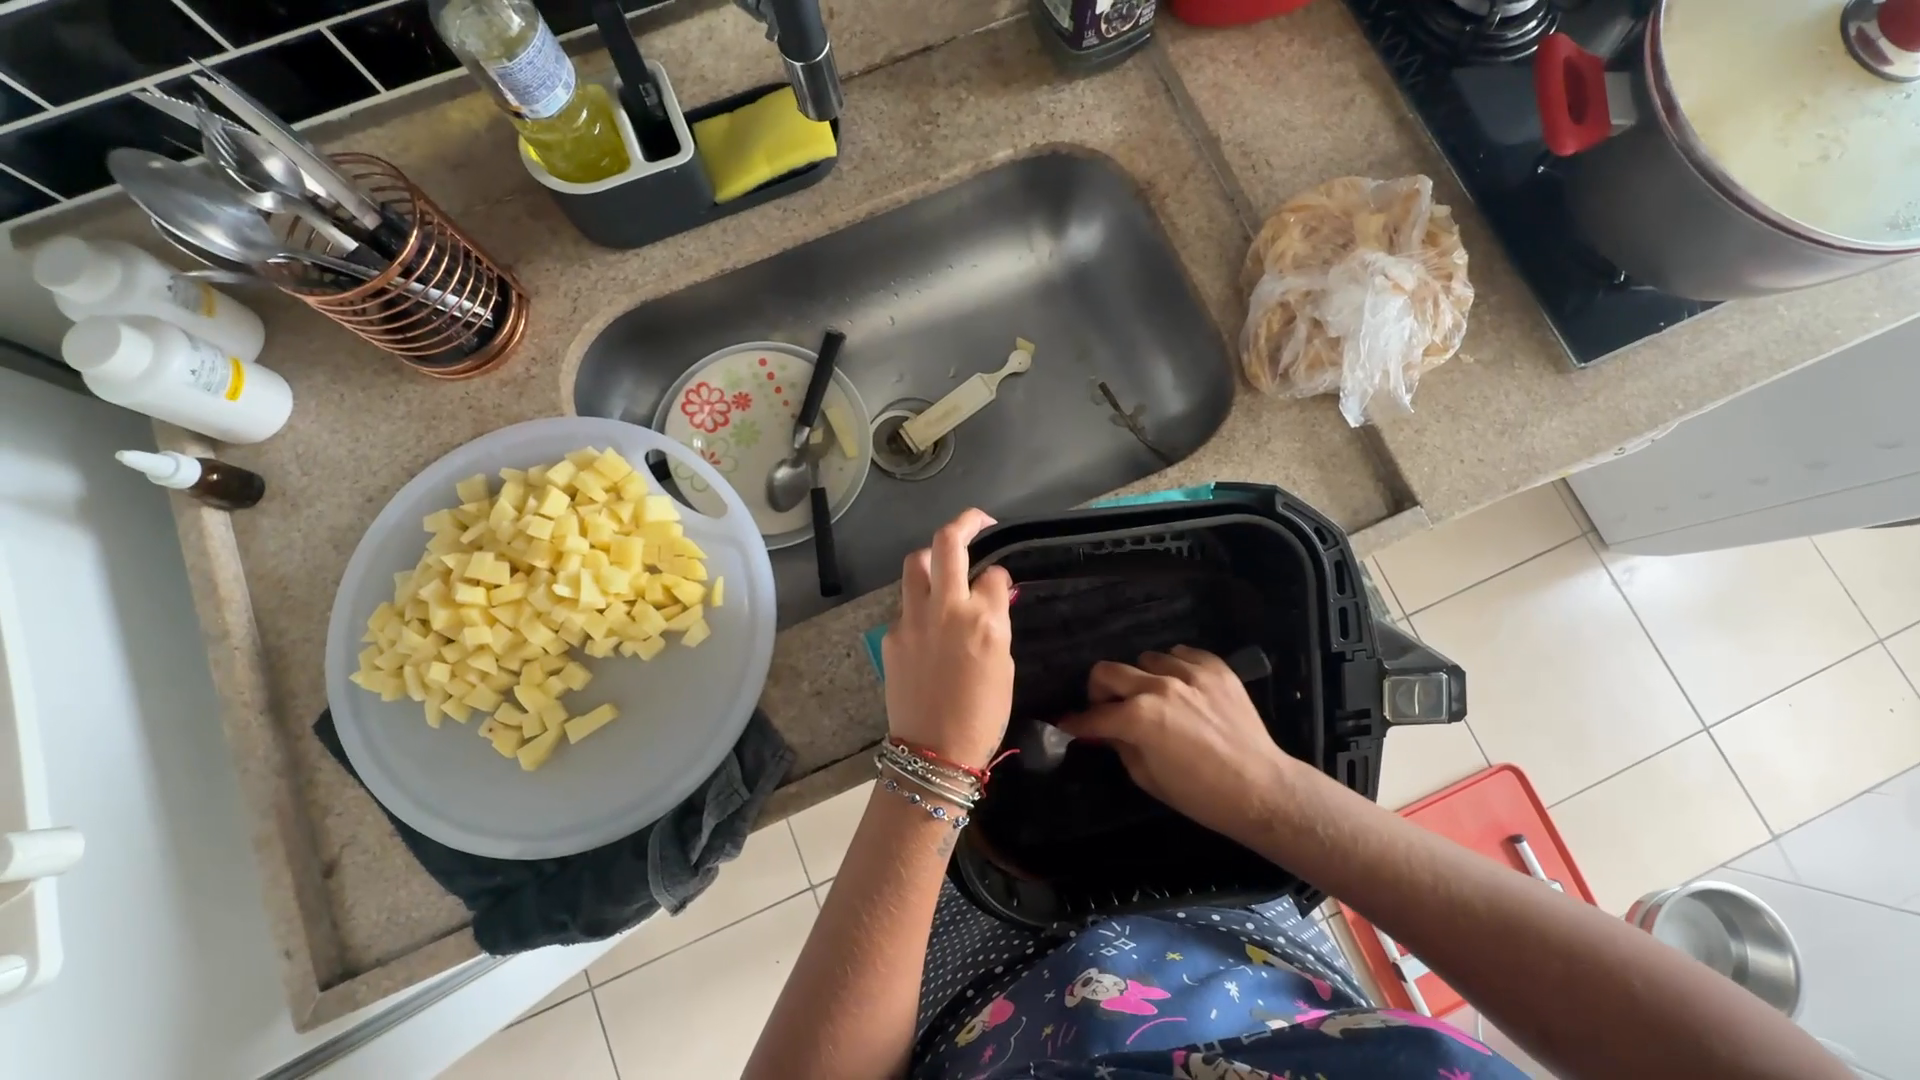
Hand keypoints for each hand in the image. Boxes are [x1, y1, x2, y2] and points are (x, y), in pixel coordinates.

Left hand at [881, 509, 1013, 770]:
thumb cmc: (983, 716)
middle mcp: (946, 608)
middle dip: (965, 522)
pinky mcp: (892, 634)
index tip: (1000, 584)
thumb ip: (997, 624)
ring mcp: (913, 619)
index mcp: (984, 619)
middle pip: (948, 543)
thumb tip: (995, 598)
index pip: (994, 574)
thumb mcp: (1005, 666)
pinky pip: (906, 605)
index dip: (1000, 576)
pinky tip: (929, 626)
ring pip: (917, 563)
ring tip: (945, 565)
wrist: (934, 752)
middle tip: (977, 521)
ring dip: (933, 556)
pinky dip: (920, 604)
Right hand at [1056, 646, 1301, 842]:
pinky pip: (1182, 654)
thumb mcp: (1147, 778)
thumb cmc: (1201, 795)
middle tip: (1107, 709)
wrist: (1261, 789)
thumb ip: (1121, 746)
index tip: (1068, 725)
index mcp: (1138, 718)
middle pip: (1108, 671)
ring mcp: (1190, 673)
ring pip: (1146, 659)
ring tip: (1153, 698)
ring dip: (1141, 679)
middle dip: (1099, 692)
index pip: (1093, 715)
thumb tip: (1107, 732)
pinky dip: (1175, 667)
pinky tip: (1182, 688)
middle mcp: (1159, 686)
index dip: (1076, 723)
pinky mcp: (1216, 668)